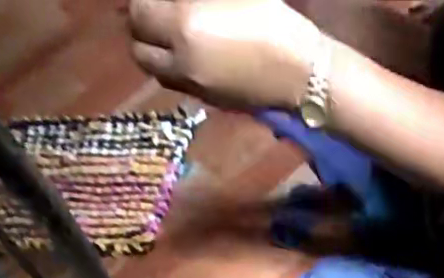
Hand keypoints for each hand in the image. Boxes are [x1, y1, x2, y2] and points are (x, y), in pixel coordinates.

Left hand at [128, 0, 322, 111]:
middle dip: (143, 30)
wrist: (305, 72)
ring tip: (172, 36)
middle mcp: (182, 62)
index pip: (138, 12)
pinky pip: (181, 84)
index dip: (142, 0)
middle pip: (140, 50)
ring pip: (158, 72)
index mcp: (182, 26)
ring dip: (157, 53)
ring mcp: (198, 87)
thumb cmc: (271, 19)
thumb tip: (178, 2)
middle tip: (157, 13)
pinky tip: (195, 54)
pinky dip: (178, 69)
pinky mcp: (214, 102)